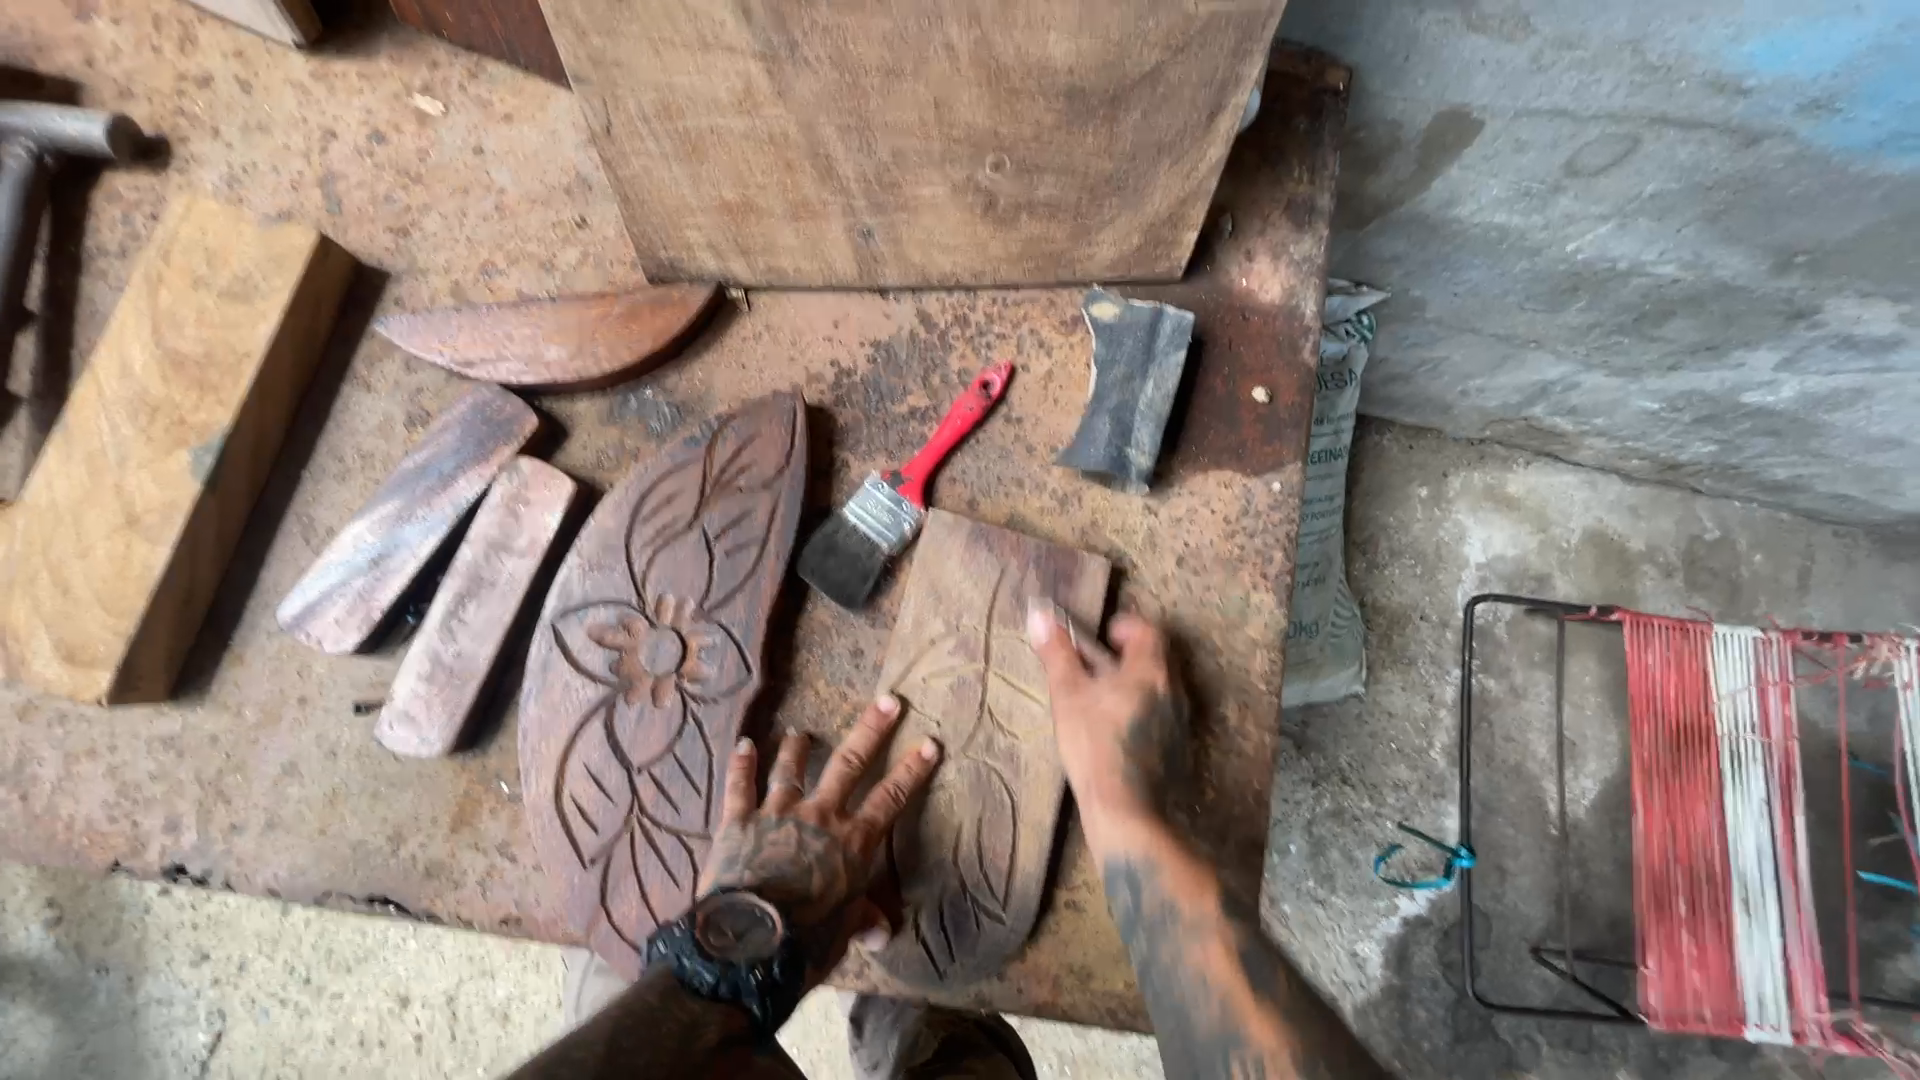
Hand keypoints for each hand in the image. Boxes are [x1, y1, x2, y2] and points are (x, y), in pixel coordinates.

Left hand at [699, 696, 940, 984]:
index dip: (912, 771)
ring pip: (791, 770)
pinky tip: (742, 745)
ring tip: (799, 732)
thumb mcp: (843, 932)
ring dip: (796, 749)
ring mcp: (777, 814)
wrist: (748, 944)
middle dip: (872, 730)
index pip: (890, 798)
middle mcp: (819, 816)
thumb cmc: (806, 942)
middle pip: (850, 764)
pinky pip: (740, 787)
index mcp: (852, 842)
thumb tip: (881, 930)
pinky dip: (741, 765)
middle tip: (889, 700)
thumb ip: (861, 920)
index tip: (930, 743)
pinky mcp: (738, 822)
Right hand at [1026, 602, 1189, 836]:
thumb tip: (1040, 616)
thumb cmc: (1093, 743)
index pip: (1148, 630)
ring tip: (1101, 695)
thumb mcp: (1068, 694)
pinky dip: (1139, 708)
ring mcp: (1178, 720)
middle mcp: (1173, 690)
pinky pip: (1160, 712)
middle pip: (1156, 656)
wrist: (1123, 806)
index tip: (1102, 636)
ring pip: (1158, 686)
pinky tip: (1113, 727)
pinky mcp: (1176, 746)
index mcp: (1150, 670)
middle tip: (1096, 664)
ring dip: (1133, 682)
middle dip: (1126, 654)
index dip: (1125, 626)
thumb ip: (1056, 653)